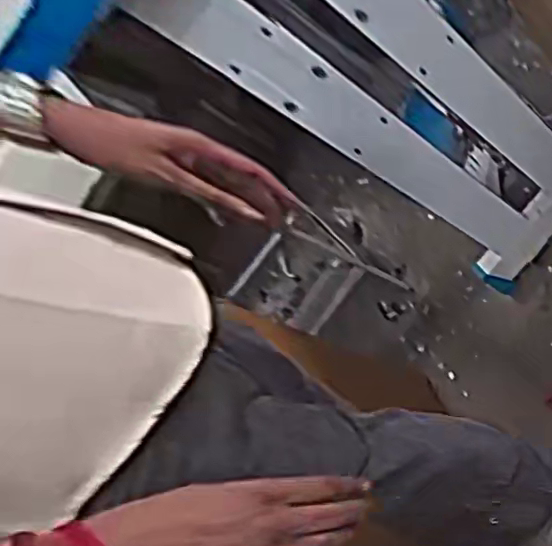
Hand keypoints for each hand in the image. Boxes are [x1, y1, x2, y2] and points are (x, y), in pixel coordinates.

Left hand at [42, 98, 295, 223]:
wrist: (66, 128)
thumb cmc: (107, 141)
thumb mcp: (168, 175)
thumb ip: (213, 196)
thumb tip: (251, 213)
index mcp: (202, 147)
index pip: (254, 170)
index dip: (280, 190)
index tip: (299, 208)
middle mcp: (198, 151)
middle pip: (246, 179)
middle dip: (268, 201)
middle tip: (286, 223)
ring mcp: (188, 158)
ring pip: (230, 184)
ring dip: (248, 204)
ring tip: (265, 223)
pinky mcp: (177, 166)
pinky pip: (212, 186)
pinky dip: (227, 202)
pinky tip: (233, 214)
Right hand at [84, 477, 370, 545]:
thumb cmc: (153, 519)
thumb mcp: (208, 490)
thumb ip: (254, 494)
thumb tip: (286, 496)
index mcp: (257, 495)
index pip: (321, 487)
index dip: (348, 486)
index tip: (363, 485)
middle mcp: (275, 522)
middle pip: (337, 514)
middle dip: (358, 509)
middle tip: (366, 506)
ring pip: (333, 540)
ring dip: (348, 532)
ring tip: (353, 527)